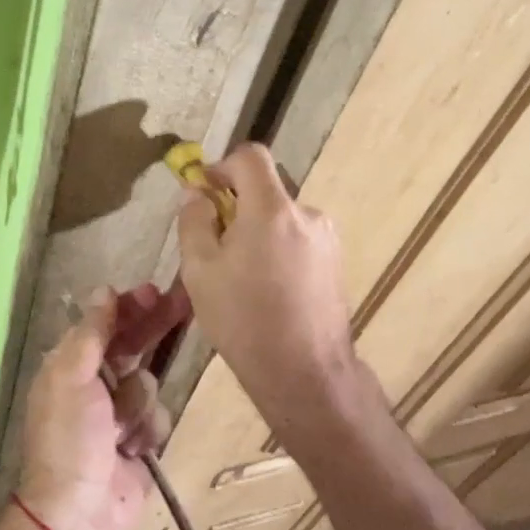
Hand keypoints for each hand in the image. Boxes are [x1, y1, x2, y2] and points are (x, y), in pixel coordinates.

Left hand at [18, 284, 187, 529]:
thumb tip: (104, 290)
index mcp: (69, 366)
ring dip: (138, 406)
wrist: (80, 512)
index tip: (154, 291)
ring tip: (118, 432)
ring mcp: (119, 414)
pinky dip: (148, 432)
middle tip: (183, 303)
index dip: (129, 307)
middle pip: (132, 346)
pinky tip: (132, 450)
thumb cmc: (69, 439)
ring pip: (149, 384)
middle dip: (153, 329)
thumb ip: (91, 333)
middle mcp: (94, 384)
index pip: (104, 325)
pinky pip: (159, 418)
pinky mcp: (141, 441)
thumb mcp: (72, 378)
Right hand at [175, 144, 387, 439]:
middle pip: (265, 191)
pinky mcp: (335, 263)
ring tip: (240, 279)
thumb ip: (194, 222)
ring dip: (257, 233)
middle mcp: (306, 214)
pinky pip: (297, 241)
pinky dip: (277, 252)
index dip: (222, 166)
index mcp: (271, 210)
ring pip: (280, 219)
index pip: (250, 156)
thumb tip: (196, 193)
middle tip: (214, 249)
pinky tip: (266, 292)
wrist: (304, 373)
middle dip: (236, 208)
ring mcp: (327, 239)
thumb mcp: (199, 271)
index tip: (204, 195)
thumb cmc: (243, 320)